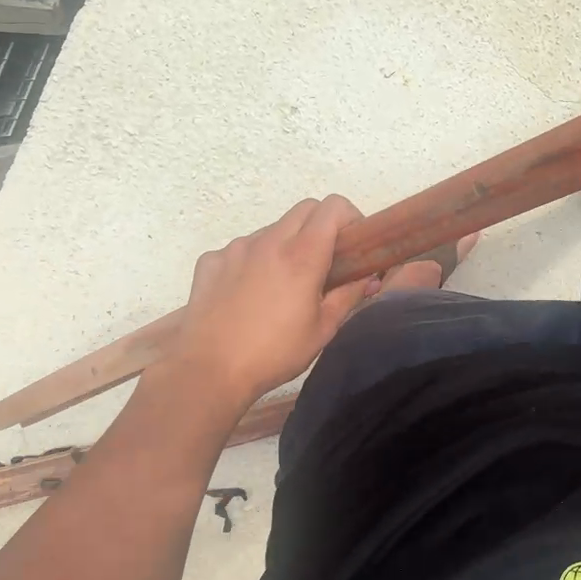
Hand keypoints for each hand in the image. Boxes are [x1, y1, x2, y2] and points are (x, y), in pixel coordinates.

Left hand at [161, 196, 375, 405]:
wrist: (209, 371)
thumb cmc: (275, 353)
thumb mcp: (323, 329)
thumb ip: (350, 296)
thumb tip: (371, 278)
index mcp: (302, 255)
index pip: (333, 207)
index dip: (351, 218)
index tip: (354, 243)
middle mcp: (269, 241)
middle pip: (305, 209)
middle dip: (323, 224)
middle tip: (327, 259)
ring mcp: (236, 248)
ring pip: (273, 229)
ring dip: (288, 243)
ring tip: (285, 282)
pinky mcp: (211, 261)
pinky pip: (241, 249)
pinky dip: (254, 260)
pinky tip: (250, 293)